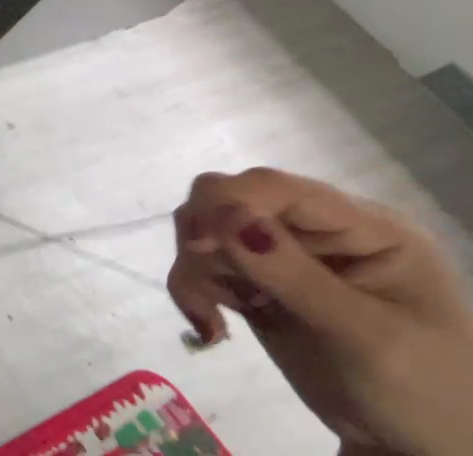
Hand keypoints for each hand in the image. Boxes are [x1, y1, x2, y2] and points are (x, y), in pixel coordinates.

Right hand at [166, 169, 472, 455]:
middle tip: (203, 289)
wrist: (422, 452)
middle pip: (226, 201)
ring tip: (210, 322)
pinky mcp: (256, 282)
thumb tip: (223, 218)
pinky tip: (211, 328)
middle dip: (203, 239)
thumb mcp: (368, 337)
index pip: (275, 187)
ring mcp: (285, 256)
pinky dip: (193, 291)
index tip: (198, 245)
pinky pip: (202, 265)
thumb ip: (295, 275)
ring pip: (204, 232)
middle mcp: (319, 231)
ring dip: (194, 271)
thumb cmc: (422, 394)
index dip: (227, 203)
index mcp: (366, 229)